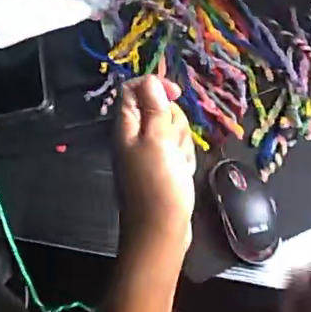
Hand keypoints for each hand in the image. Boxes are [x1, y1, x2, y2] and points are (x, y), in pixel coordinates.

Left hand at [111, 75, 196, 257]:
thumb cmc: (158, 186)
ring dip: (181, 142)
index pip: (134, 89)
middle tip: (172, 143)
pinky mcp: (164, 166)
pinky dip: (184, 158)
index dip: (155, 85)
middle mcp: (136, 135)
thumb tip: (150, 79)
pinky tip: (182, 173)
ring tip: (178, 163)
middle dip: (174, 121)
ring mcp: (150, 151)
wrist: (161, 232)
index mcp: (127, 126)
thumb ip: (154, 109)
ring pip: (172, 128)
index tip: (176, 95)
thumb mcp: (157, 141)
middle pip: (159, 108)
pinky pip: (179, 149)